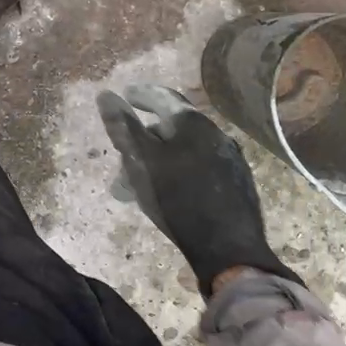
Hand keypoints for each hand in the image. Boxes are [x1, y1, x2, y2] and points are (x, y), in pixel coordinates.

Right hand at [98, 85, 300, 295]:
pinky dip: (178, 170)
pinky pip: (199, 167)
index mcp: (192, 123)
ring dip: (159, 158)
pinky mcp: (238, 186)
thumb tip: (106, 94)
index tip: (125, 96)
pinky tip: (167, 190)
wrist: (230, 251)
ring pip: (184, 150)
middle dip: (144, 138)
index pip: (162, 96)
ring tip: (138, 181)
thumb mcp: (139, 159)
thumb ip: (122, 125)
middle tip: (123, 152)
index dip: (140, 94)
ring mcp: (232, 162)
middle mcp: (216, 135)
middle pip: (172, 127)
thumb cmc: (176, 197)